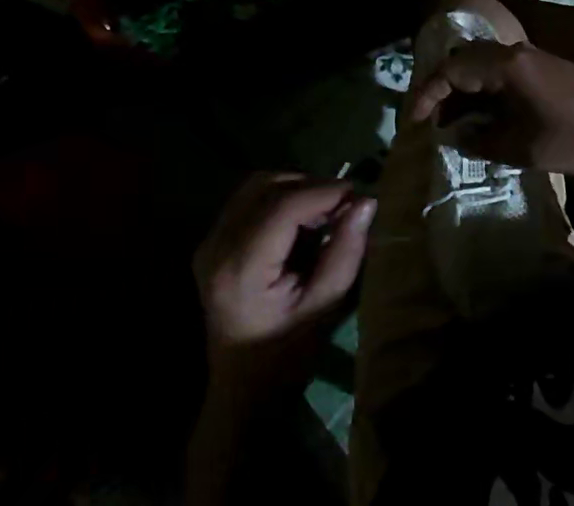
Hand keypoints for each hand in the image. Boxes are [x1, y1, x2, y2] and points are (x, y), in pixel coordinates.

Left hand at [192, 174, 374, 390]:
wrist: (241, 387)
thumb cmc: (287, 355)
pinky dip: (277, 199)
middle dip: (309, 186)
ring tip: (324, 210)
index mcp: (241, 267)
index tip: (357, 193)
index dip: (322, 192)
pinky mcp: (210, 241)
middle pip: (265, 187)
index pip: (282, 206)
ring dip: (293, 188)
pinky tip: (299, 219)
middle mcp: (216, 245)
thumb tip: (365, 202)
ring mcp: (208, 241)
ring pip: (254, 187)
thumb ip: (345, 252)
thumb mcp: (324, 307)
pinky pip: (246, 201)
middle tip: (343, 203)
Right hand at [406, 40, 573, 176]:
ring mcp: (531, 60)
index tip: (413, 122)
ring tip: (453, 126)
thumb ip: (483, 142)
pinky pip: (500, 76)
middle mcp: (514, 53)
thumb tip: (458, 136)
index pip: (450, 71)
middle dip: (442, 91)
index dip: (427, 95)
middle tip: (431, 122)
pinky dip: (484, 95)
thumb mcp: (526, 149)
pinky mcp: (544, 70)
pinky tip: (485, 121)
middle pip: (462, 62)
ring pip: (481, 69)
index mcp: (506, 66)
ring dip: (464, 94)